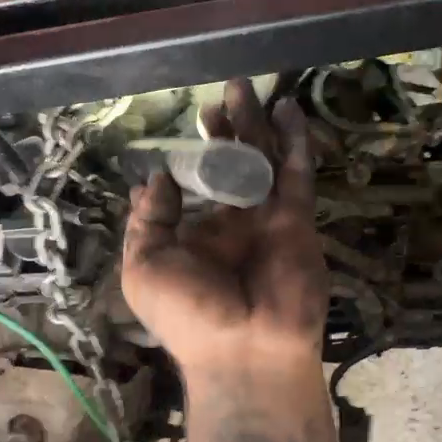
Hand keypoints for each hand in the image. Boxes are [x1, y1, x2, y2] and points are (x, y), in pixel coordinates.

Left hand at [121, 78, 327, 374]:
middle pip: (231, 162)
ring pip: (263, 160)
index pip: (194, 184)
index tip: (187, 126)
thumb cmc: (187, 314)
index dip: (191, 153)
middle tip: (222, 95)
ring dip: (256, 125)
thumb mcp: (145, 267)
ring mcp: (266, 219)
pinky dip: (294, 142)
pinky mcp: (296, 221)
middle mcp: (231, 222)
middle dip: (227, 129)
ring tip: (247, 88)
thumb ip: (149, 220)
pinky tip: (287, 111)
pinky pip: (297, 174)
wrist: (244, 353)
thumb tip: (155, 177)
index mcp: (195, 234)